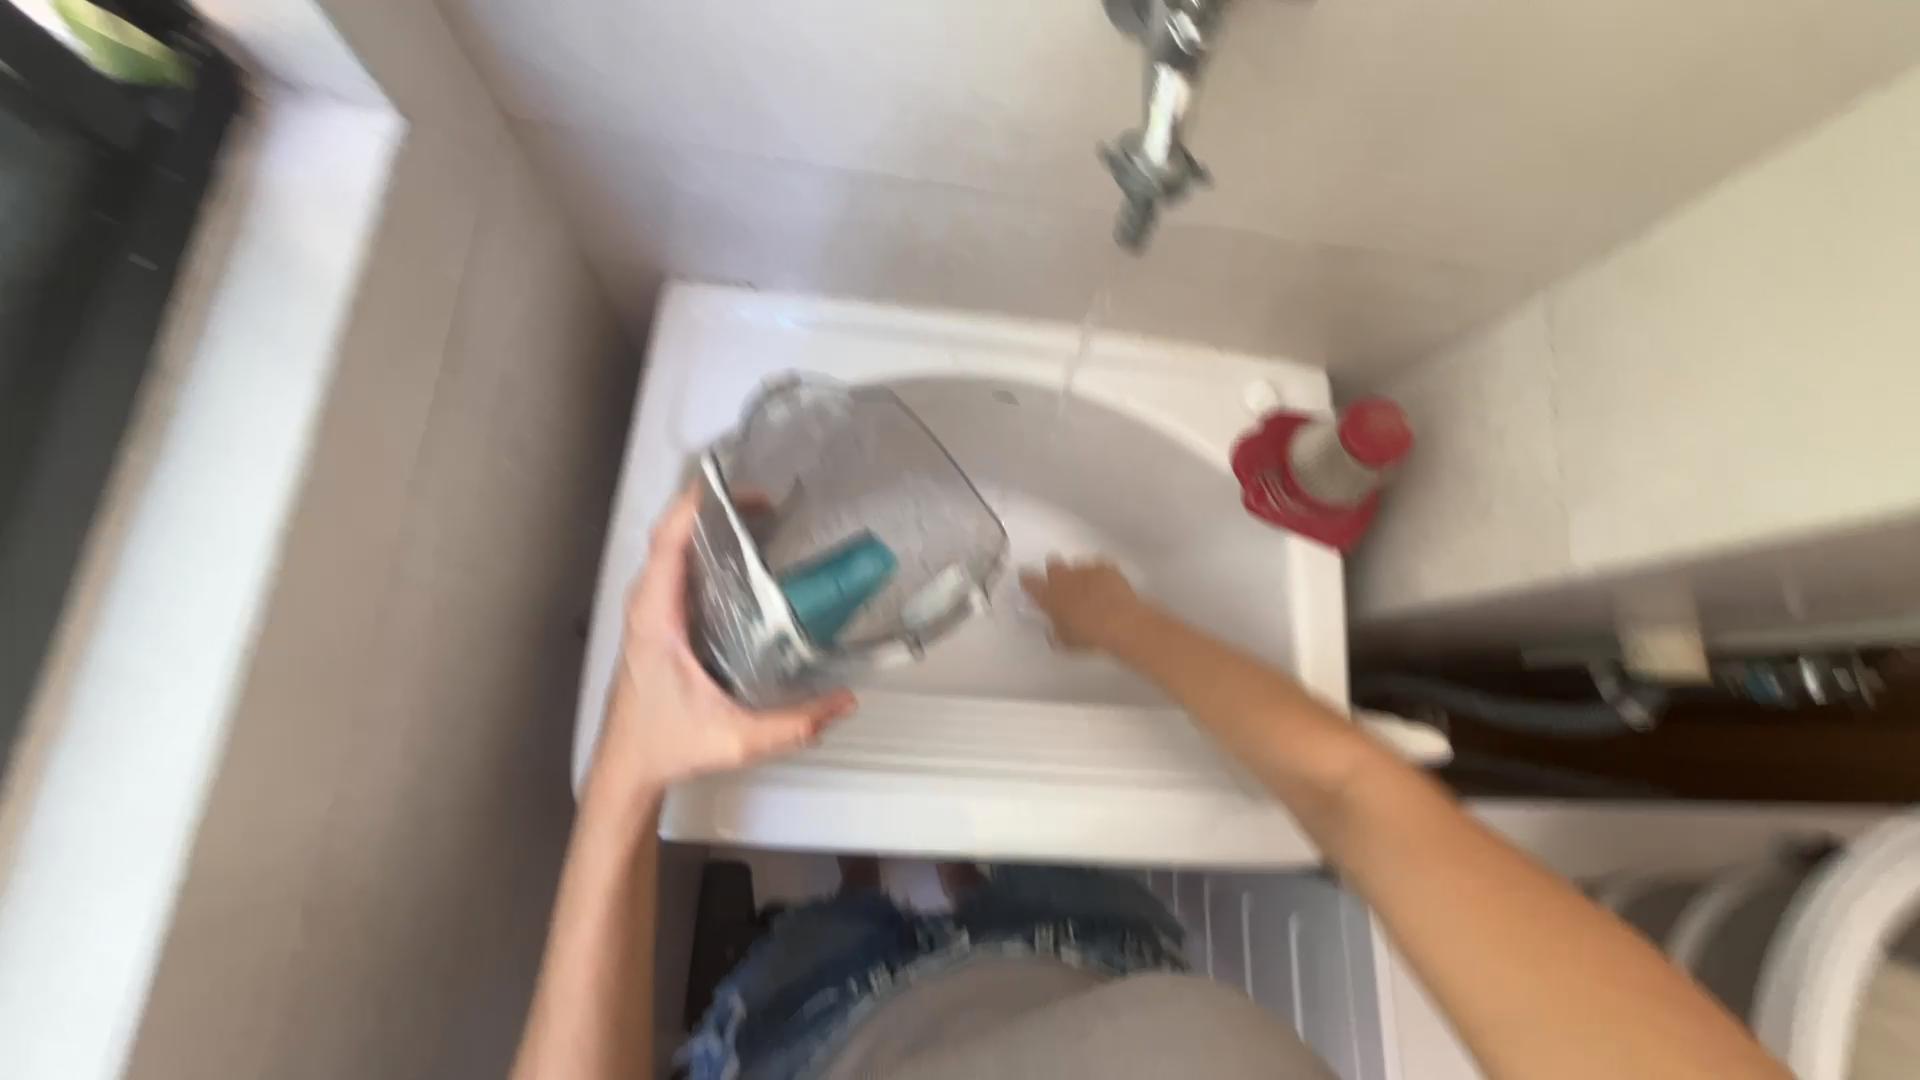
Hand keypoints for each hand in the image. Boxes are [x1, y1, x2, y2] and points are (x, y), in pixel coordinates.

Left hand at [592, 488, 856, 803]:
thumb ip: (794, 724)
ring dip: (708, 528)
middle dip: (714, 509)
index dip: (694, 506)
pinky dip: (703, 552)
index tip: (734, 486)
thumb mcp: (735, 739)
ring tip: (757, 520)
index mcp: (656, 621)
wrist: (627, 769)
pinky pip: (675, 571)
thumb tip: (846, 700)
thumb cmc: (665, 747)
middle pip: (671, 537)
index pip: (666, 544)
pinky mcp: (658, 624)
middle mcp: (647, 609)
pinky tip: (740, 561)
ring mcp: (649, 614)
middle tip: (764, 503)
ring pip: (671, 551)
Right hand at [1019, 557, 1144, 652]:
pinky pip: (1099, 565)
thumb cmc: (1087, 635)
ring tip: (1091, 588)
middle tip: (1064, 584)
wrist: (1119, 622)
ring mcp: (1085, 569)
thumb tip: (1054, 629)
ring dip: (1080, 574)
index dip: (1028, 580)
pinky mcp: (1105, 566)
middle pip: (1053, 565)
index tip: (1028, 581)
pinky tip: (1107, 585)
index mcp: (1048, 595)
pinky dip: (1101, 574)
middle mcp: (1063, 577)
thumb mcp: (1065, 641)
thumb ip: (1055, 630)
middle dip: (1056, 571)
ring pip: (1077, 565)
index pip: (1029, 581)